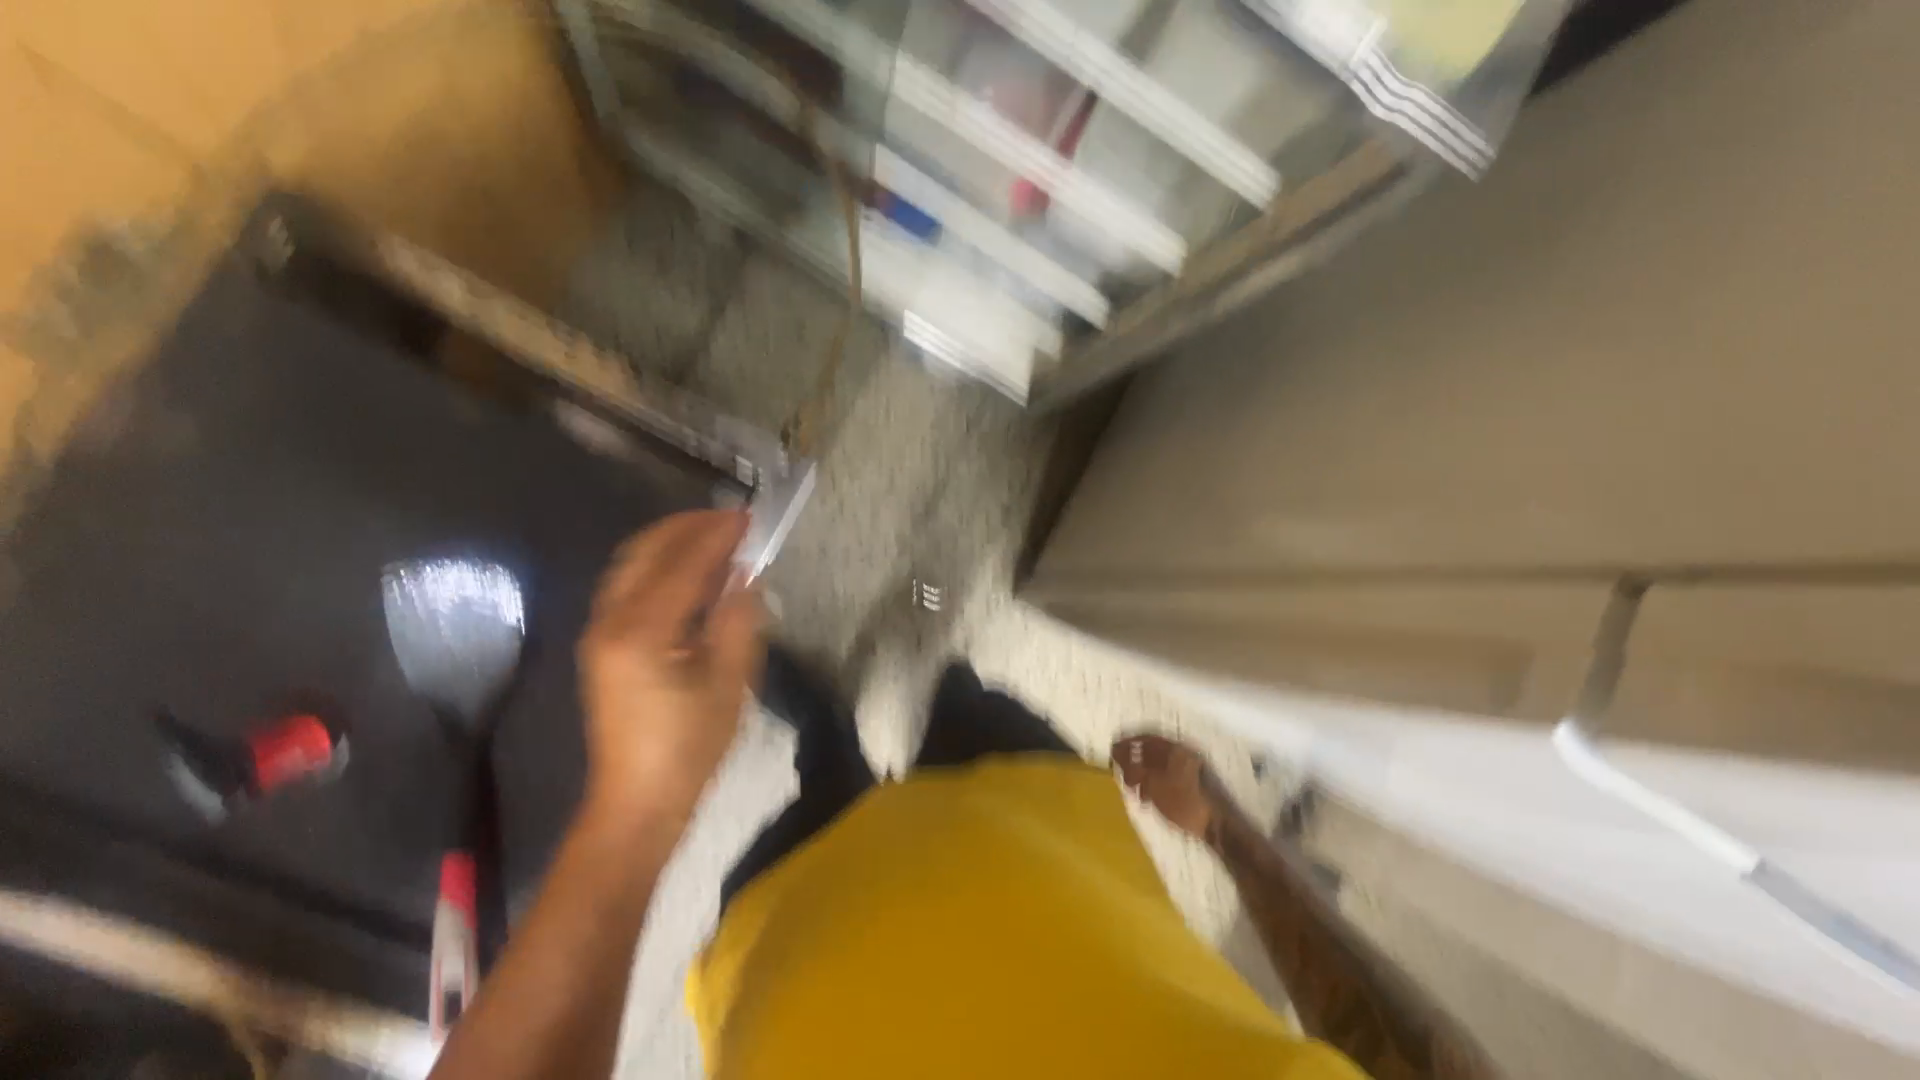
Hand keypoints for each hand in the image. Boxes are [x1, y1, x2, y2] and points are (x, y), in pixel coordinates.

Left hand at [578, 510, 763, 822]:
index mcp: (642, 630)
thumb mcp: (729, 683)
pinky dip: (658, 566)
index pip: (683, 563)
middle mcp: (611, 620)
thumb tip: (744, 575)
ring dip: (671, 543)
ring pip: (632, 564)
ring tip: (714, 538)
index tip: (749, 516)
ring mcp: (599, 632)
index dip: (717, 534)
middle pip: (646, 550)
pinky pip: (628, 585)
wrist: (638, 800)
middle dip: (688, 527)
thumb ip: (737, 619)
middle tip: (731, 520)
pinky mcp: (602, 645)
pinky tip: (689, 573)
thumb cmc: (689, 747)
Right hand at [1112, 733, 1223, 842]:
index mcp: (1174, 749)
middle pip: (1152, 750)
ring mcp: (1190, 768)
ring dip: (1143, 773)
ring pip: (1159, 764)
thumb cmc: (1183, 803)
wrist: (1216, 824)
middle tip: (1120, 771)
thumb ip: (1134, 767)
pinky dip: (1154, 783)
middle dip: (1133, 759)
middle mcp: (1183, 753)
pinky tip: (1148, 796)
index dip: (1127, 742)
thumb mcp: (1153, 785)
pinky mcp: (1193, 783)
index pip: (1145, 738)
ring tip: (1132, 788)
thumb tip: (1118, 752)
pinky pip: (1167, 777)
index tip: (1112, 750)